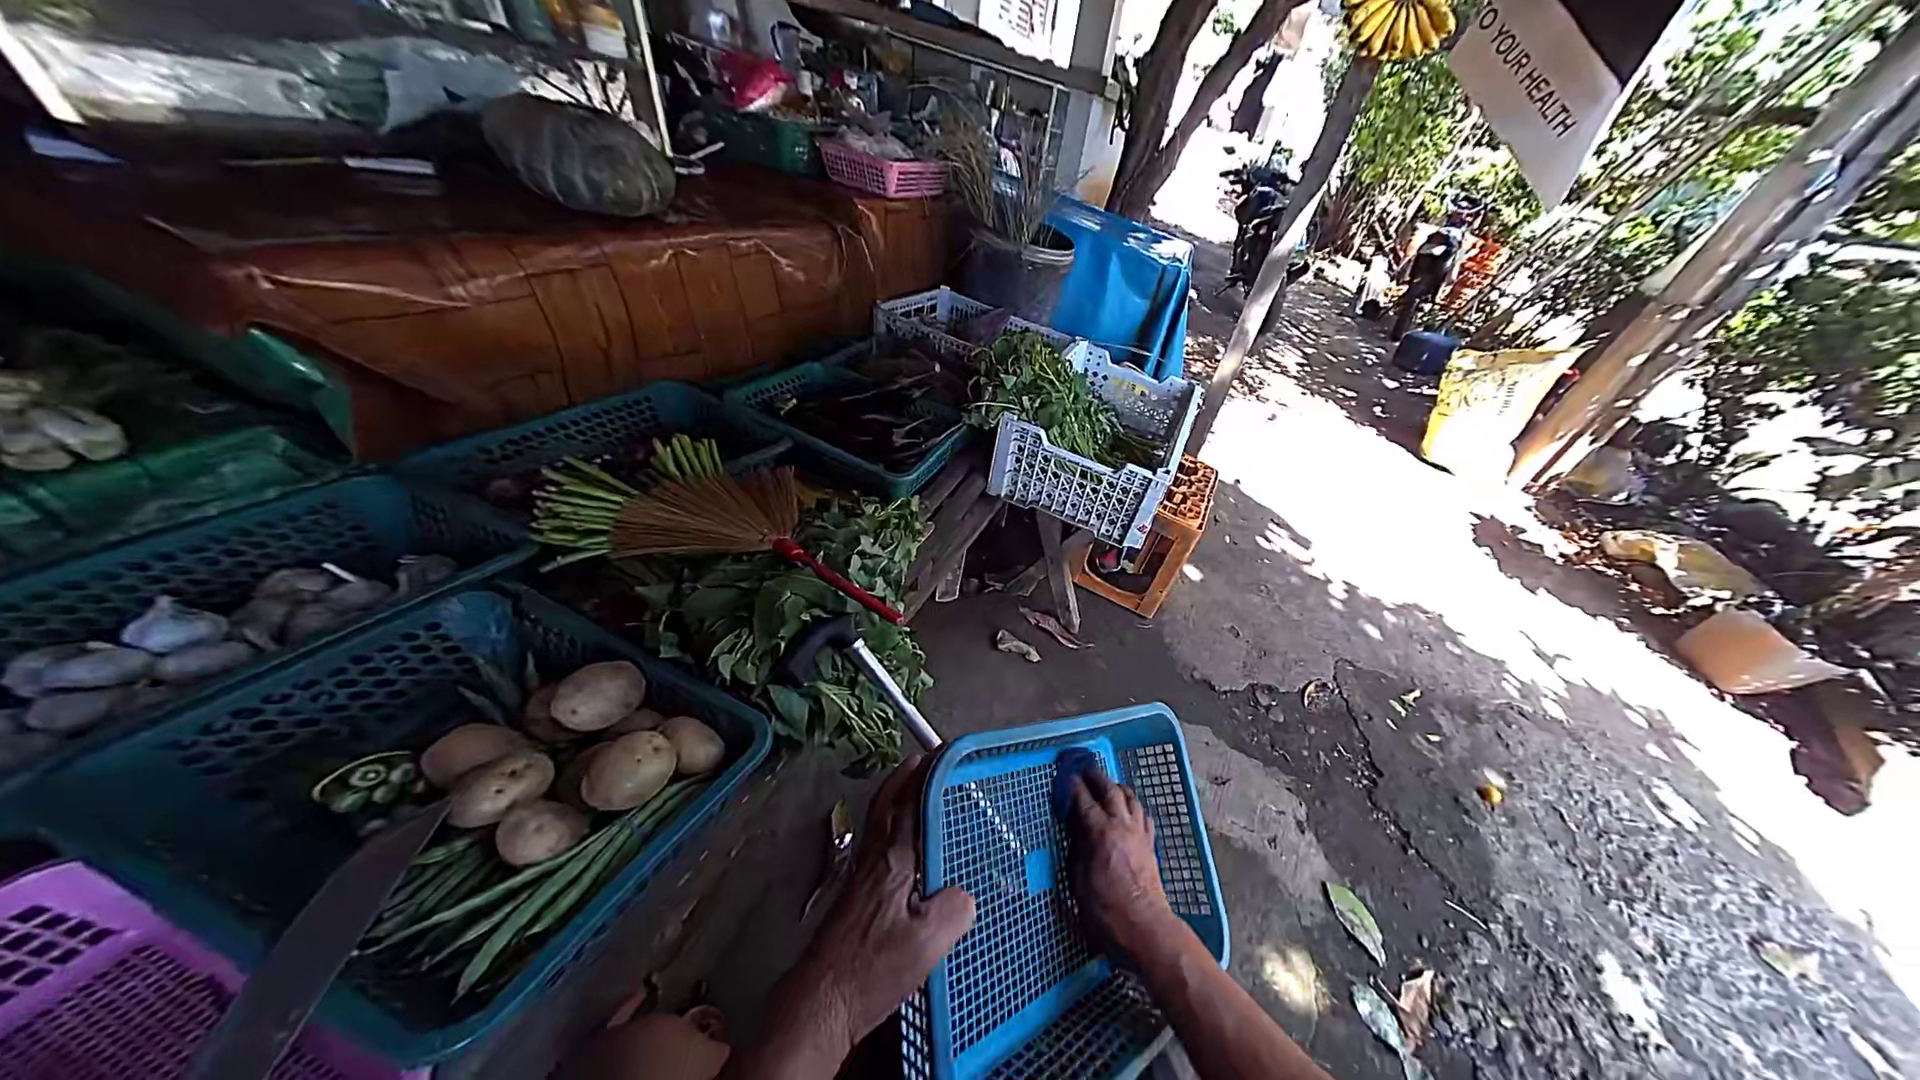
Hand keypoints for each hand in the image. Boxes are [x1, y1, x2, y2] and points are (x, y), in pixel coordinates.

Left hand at [738, 756, 973, 1077]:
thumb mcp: (928, 943)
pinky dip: (889, 821)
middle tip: (928, 760)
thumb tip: (965, 893)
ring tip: (915, 787)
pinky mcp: (855, 891)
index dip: (928, 775)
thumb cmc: (873, 969)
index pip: (911, 804)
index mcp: (894, 860)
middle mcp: (874, 857)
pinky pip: (875, 838)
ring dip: (895, 794)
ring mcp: (861, 873)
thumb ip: (954, 909)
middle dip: (907, 775)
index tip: (944, 754)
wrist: (823, 998)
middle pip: (887, 801)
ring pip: (878, 818)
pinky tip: (900, 839)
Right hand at [1067, 771, 1176, 955]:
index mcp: (1101, 833)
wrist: (1146, 927)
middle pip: (1111, 791)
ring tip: (1110, 784)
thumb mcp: (1080, 880)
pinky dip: (1135, 807)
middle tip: (1088, 770)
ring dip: (1119, 788)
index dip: (1075, 788)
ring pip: (1131, 799)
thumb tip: (1076, 832)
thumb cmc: (1107, 909)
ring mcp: (1139, 834)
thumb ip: (1078, 850)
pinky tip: (1132, 810)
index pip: (1085, 802)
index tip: (1069, 777)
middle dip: (1098, 778)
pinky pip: (1144, 816)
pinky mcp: (1150, 845)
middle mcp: (1122, 827)